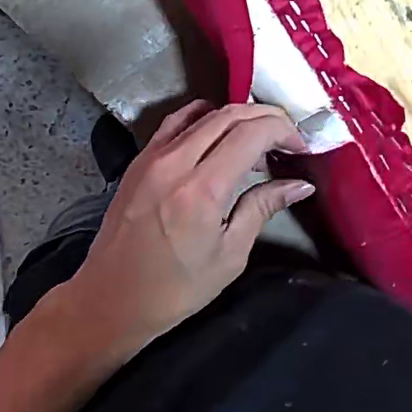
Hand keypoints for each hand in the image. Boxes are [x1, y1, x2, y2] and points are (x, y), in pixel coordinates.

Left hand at [53, 102, 313, 358]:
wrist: (111, 298)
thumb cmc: (175, 288)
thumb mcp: (230, 255)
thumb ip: (262, 208)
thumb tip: (299, 185)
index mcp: (202, 189)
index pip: (251, 133)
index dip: (283, 131)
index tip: (300, 147)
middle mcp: (175, 162)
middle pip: (230, 115)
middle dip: (267, 118)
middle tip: (288, 138)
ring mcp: (152, 157)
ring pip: (204, 114)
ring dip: (238, 117)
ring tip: (258, 139)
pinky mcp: (139, 161)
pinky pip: (176, 122)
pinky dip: (204, 118)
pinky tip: (218, 132)